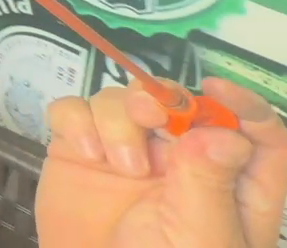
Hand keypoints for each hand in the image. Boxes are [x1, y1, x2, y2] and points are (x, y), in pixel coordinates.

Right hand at [39, 78, 286, 247]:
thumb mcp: (199, 235)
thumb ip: (208, 184)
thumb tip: (225, 133)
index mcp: (229, 184)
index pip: (255, 135)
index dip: (244, 107)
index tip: (216, 89)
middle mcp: (177, 160)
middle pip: (174, 103)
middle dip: (159, 99)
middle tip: (148, 115)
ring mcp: (122, 149)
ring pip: (116, 100)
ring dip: (111, 120)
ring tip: (112, 161)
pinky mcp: (74, 145)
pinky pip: (69, 109)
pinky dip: (72, 121)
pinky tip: (83, 152)